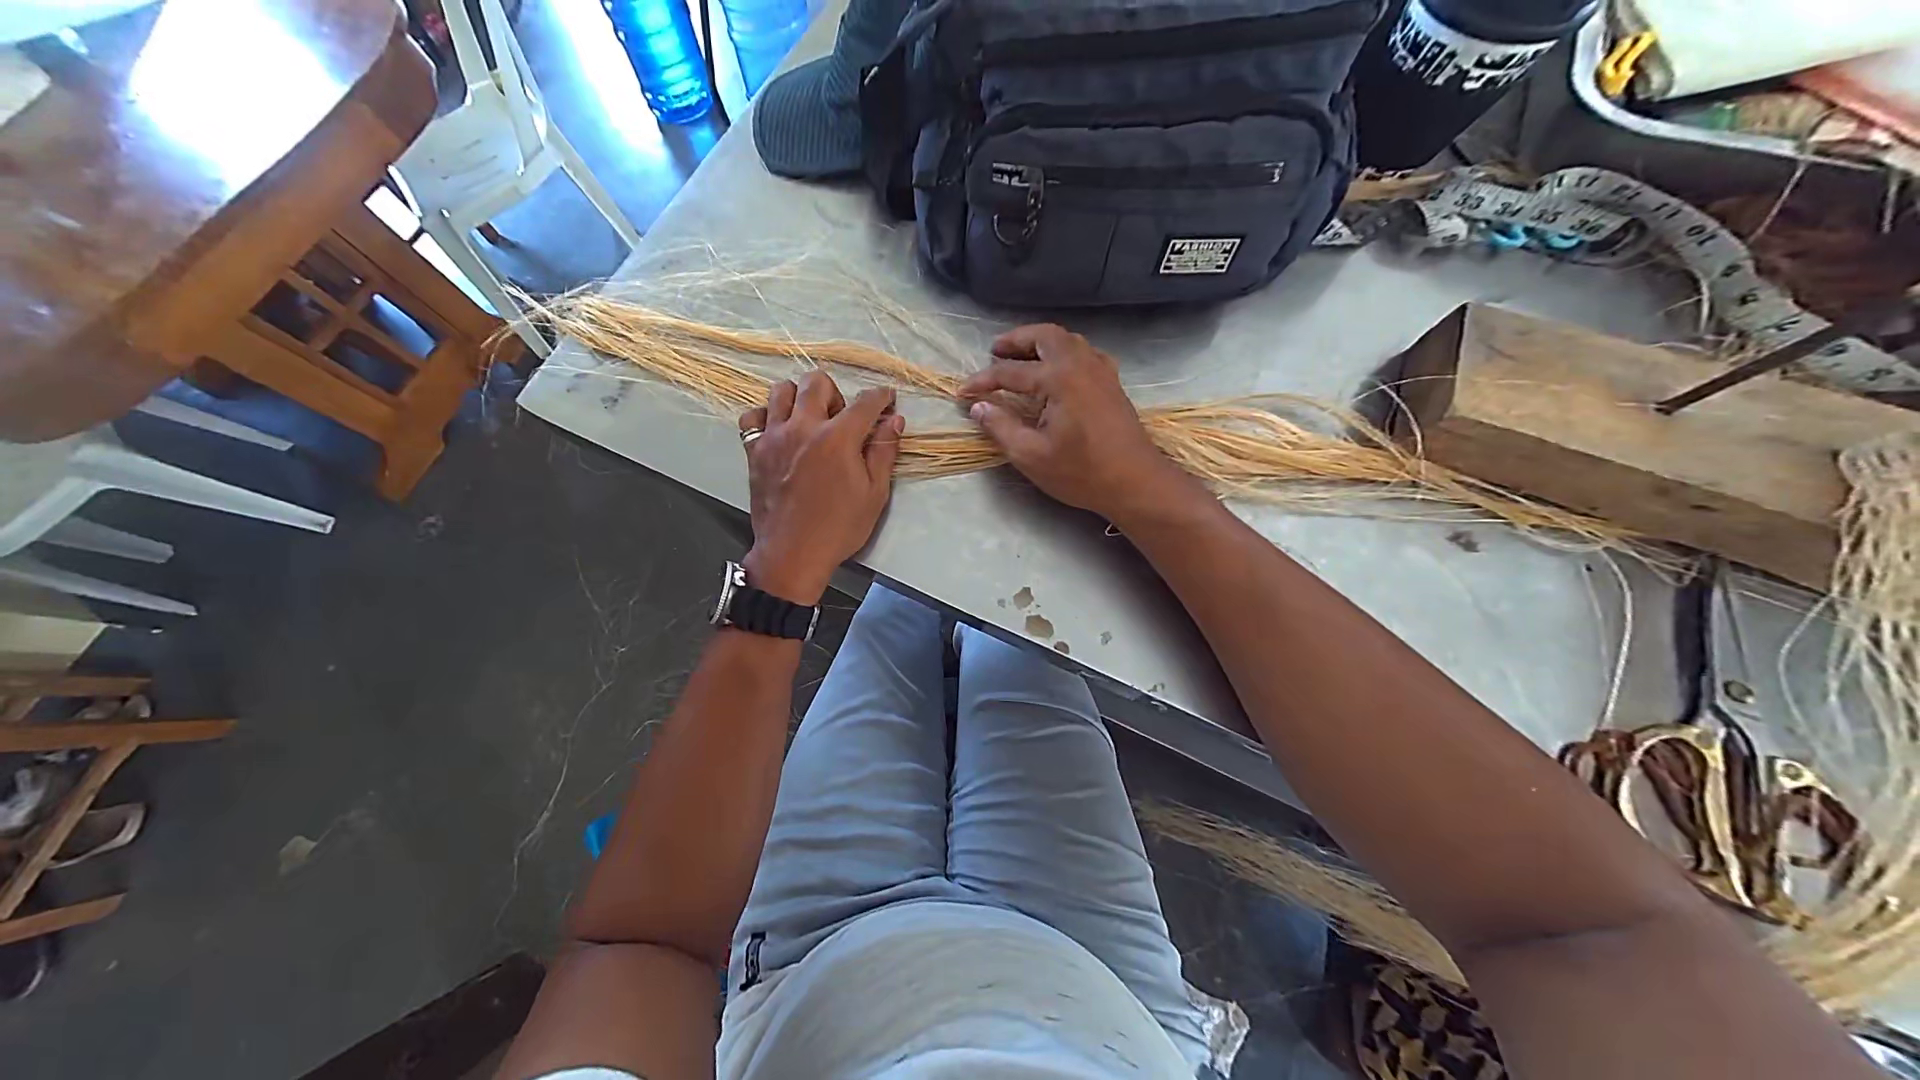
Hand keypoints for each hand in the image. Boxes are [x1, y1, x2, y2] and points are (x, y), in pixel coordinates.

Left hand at [737, 372, 903, 604]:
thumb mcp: (874, 494)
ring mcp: (774, 437)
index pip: (865, 402)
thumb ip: (883, 452)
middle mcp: (803, 428)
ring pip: (781, 391)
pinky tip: (780, 431)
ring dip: (799, 398)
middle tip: (843, 417)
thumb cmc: (838, 528)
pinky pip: (753, 417)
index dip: (881, 397)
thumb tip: (893, 421)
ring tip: (810, 420)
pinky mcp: (754, 451)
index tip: (886, 399)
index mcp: (838, 438)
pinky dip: (767, 416)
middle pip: (817, 382)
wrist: (793, 553)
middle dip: (836, 392)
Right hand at [959, 324, 1201, 524]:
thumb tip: (978, 406)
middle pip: (1045, 336)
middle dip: (1016, 340)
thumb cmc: (1081, 472)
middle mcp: (1081, 364)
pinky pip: (1085, 353)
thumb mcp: (1031, 455)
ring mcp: (1101, 371)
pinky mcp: (1112, 383)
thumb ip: (1000, 427)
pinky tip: (1058, 370)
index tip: (963, 393)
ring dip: (1041, 343)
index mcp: (1058, 378)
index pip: (1010, 372)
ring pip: (1068, 340)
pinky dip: (1065, 352)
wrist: (1135, 482)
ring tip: (1021, 358)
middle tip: (995, 351)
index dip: (983, 382)